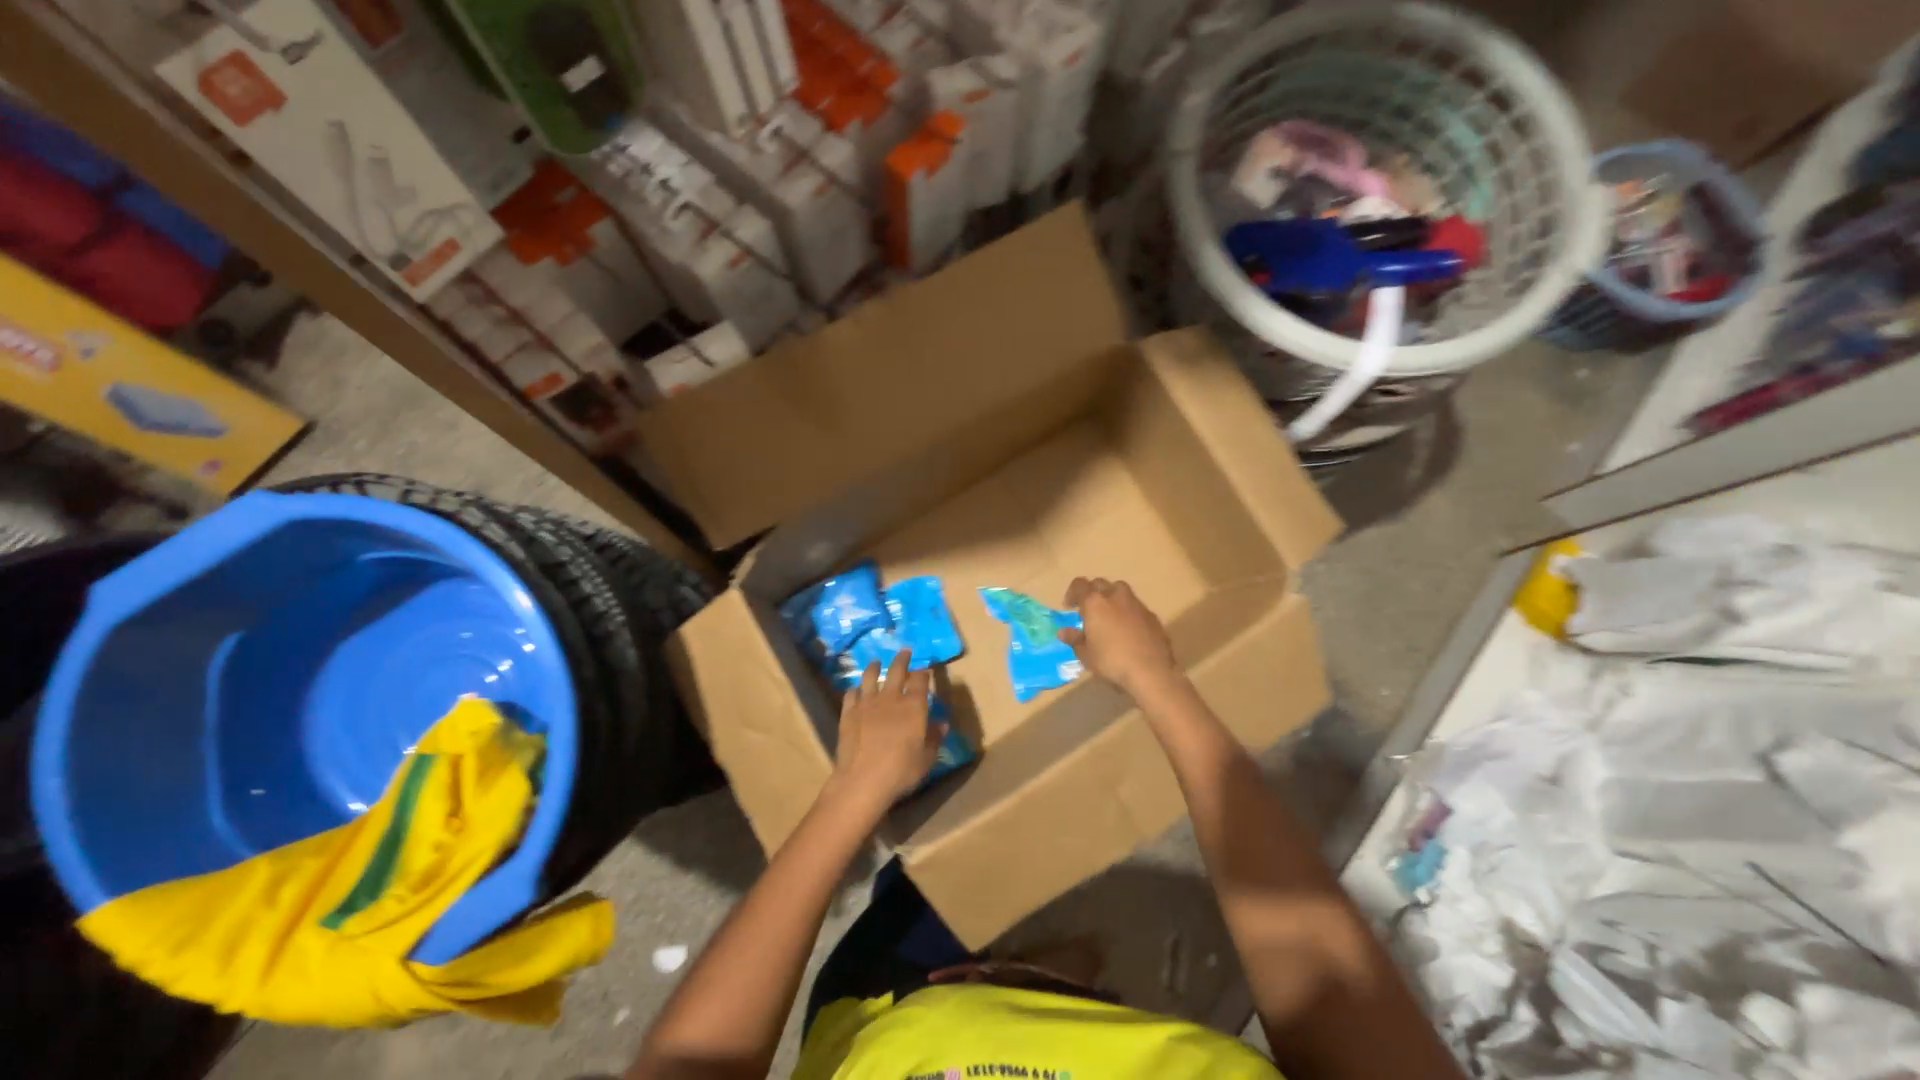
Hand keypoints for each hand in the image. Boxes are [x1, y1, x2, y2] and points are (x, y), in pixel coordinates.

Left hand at [829, 649, 942, 811]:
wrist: (863, 779)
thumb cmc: (901, 770)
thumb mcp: (926, 758)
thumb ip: (935, 738)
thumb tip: (942, 724)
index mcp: (914, 706)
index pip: (920, 680)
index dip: (924, 673)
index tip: (925, 670)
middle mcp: (891, 698)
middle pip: (896, 671)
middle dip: (902, 659)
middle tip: (905, 651)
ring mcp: (867, 703)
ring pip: (870, 676)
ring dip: (874, 667)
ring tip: (876, 662)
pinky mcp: (848, 712)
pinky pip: (851, 694)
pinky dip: (855, 689)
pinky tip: (856, 690)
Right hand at [1059, 577, 1179, 696]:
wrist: (1151, 671)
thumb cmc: (1111, 662)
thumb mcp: (1086, 655)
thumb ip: (1075, 640)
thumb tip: (1064, 632)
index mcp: (1095, 603)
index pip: (1079, 585)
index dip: (1072, 593)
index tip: (1069, 607)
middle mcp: (1116, 596)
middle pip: (1101, 584)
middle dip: (1092, 593)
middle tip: (1089, 611)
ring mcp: (1137, 604)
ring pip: (1121, 591)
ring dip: (1112, 599)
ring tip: (1109, 617)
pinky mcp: (1152, 616)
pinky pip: (1135, 607)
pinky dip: (1128, 612)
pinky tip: (1128, 630)